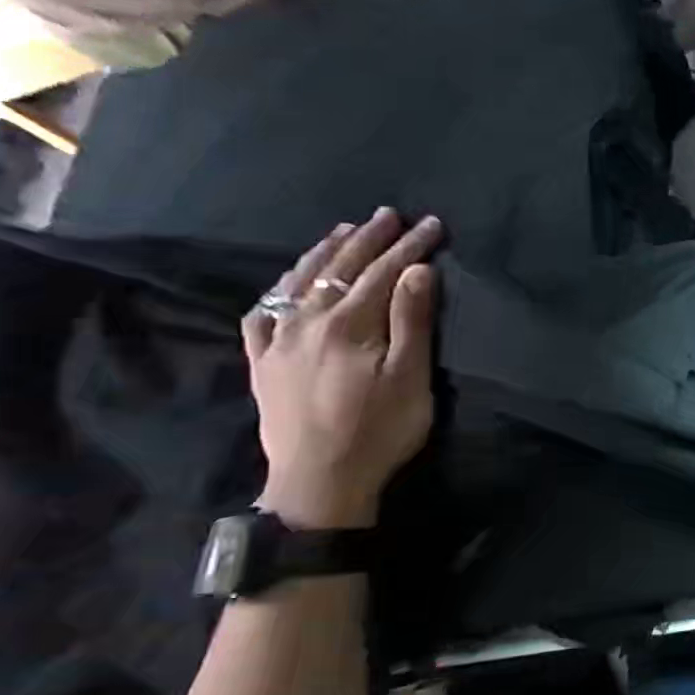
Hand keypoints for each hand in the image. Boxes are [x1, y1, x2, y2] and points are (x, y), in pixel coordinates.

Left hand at [243, 208, 443, 529]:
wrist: (319, 479)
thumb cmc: (379, 430)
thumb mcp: (410, 377)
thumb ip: (411, 321)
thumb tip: (417, 270)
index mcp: (349, 323)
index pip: (383, 272)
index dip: (410, 246)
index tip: (432, 224)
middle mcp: (308, 320)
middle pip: (340, 268)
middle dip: (370, 239)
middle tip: (390, 215)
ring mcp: (278, 339)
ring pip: (298, 282)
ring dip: (324, 253)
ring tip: (343, 232)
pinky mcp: (262, 361)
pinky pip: (262, 314)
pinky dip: (277, 292)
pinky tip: (285, 287)